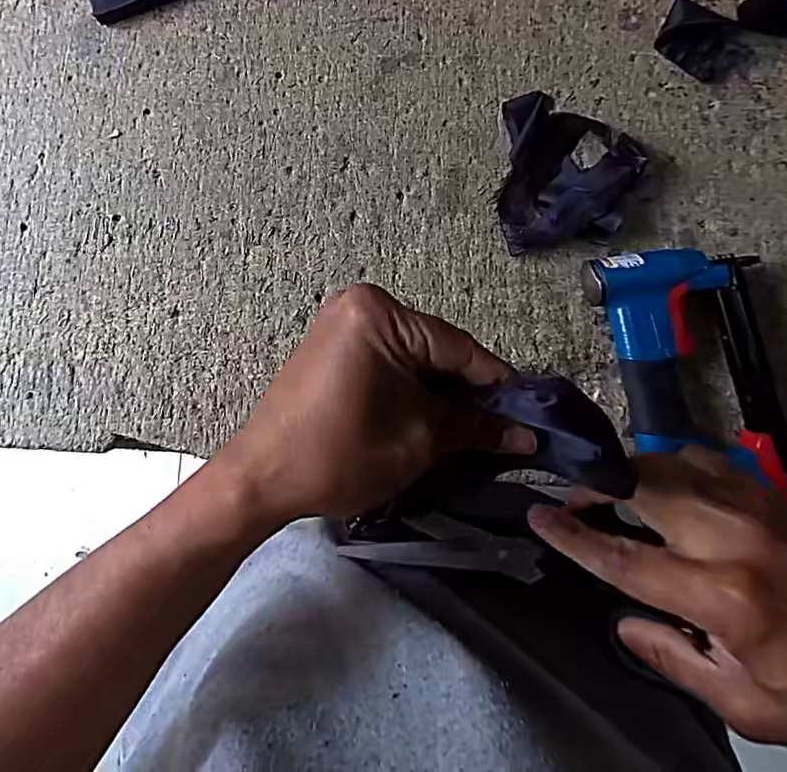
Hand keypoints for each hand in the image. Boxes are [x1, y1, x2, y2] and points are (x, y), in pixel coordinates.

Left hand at [208, 284, 533, 523]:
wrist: (258, 481)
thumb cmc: (336, 455)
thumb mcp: (419, 439)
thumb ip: (477, 428)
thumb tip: (524, 436)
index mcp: (380, 313)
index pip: (459, 347)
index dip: (498, 383)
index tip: (528, 410)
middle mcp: (361, 304)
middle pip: (437, 349)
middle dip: (469, 389)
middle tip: (504, 423)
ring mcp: (343, 322)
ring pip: (415, 356)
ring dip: (443, 390)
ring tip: (473, 424)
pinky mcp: (334, 345)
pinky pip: (390, 360)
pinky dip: (414, 387)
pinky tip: (434, 413)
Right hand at [528, 448, 786, 771]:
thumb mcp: (745, 707)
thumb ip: (673, 656)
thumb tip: (623, 617)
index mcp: (726, 598)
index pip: (627, 561)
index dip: (575, 537)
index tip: (540, 514)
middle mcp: (735, 537)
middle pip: (643, 487)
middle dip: (597, 484)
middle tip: (571, 494)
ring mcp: (756, 506)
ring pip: (671, 462)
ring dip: (631, 470)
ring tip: (608, 488)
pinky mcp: (773, 496)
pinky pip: (704, 461)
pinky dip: (671, 464)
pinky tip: (662, 483)